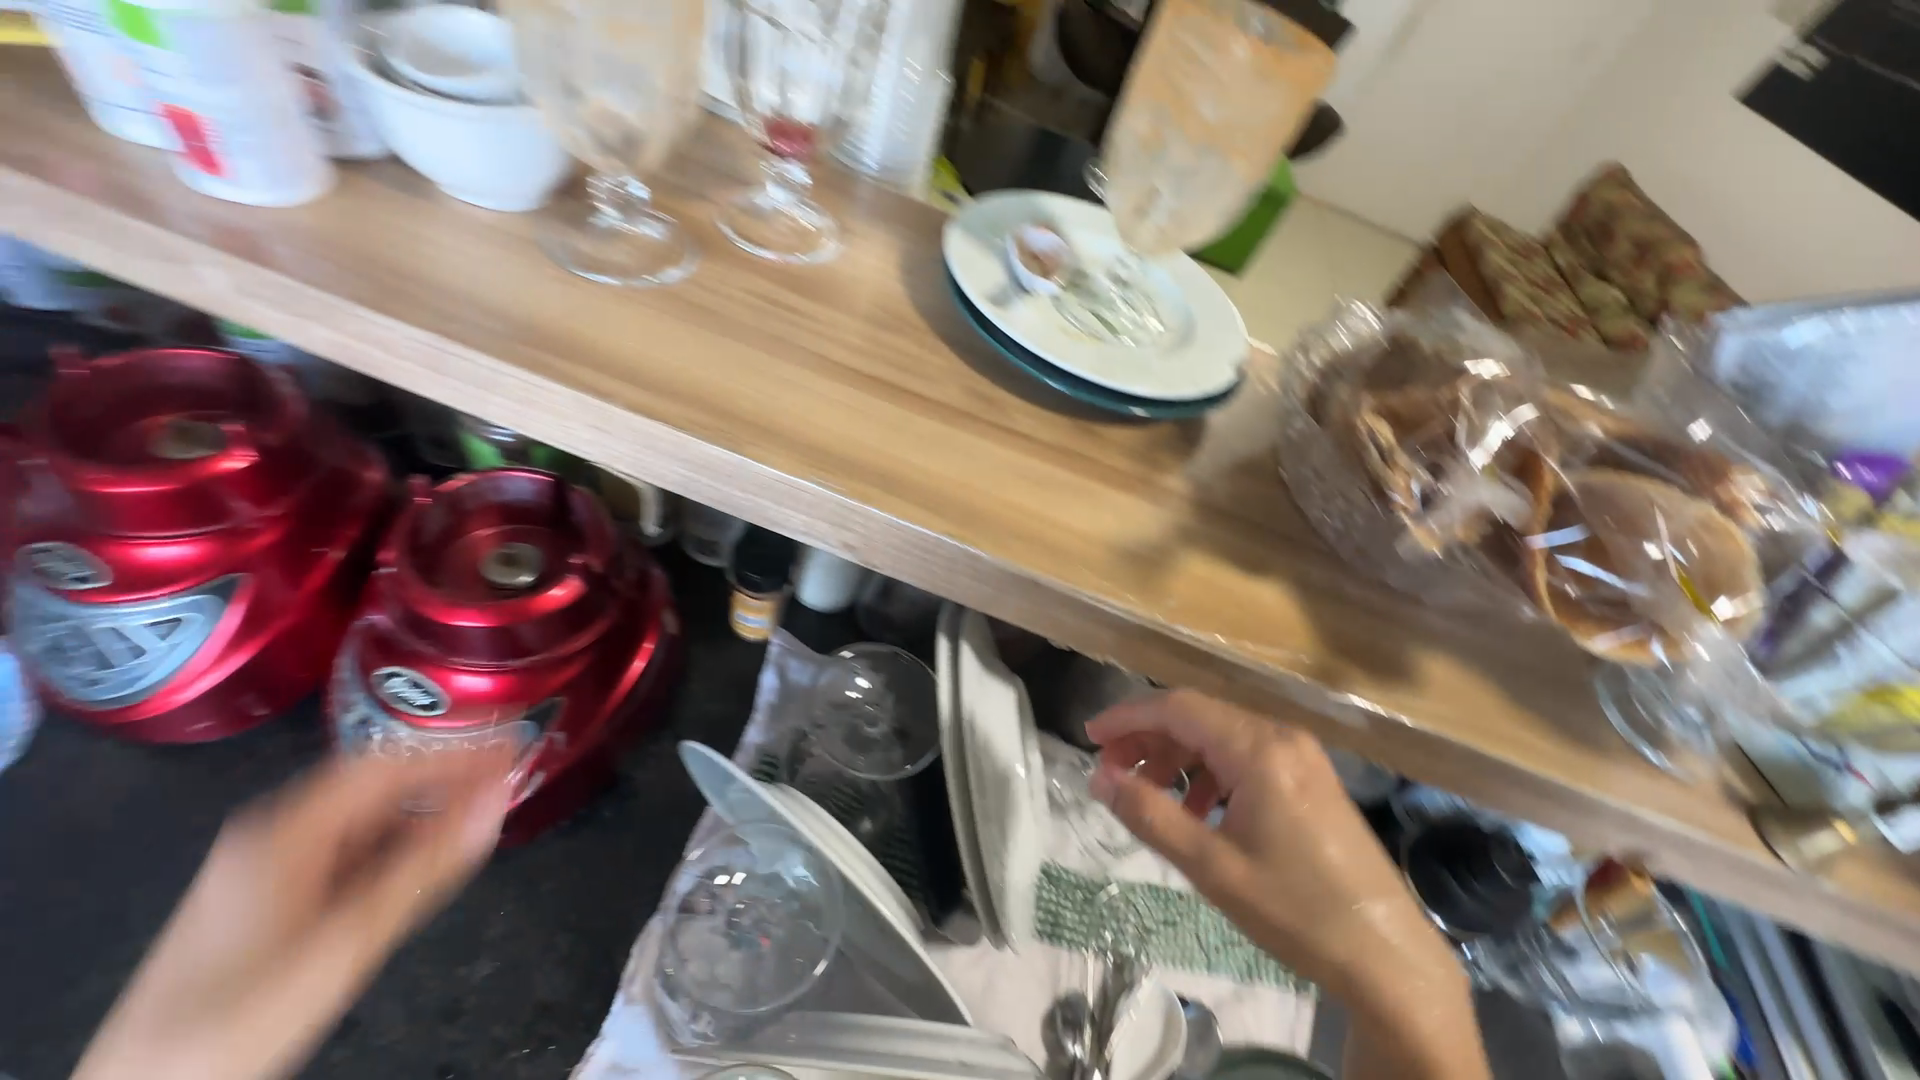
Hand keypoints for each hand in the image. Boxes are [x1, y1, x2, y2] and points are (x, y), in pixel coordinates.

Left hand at [72, 746, 517, 1079]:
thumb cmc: (237, 1015)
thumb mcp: (345, 940)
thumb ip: (426, 868)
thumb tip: (495, 805)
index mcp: (285, 829)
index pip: (388, 763)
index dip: (455, 748)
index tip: (511, 742)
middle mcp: (276, 833)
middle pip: (376, 782)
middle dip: (447, 771)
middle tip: (508, 766)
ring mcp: (272, 864)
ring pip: (365, 816)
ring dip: (427, 804)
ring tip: (484, 799)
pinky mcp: (276, 895)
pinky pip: (353, 846)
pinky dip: (402, 837)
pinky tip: (431, 847)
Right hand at [1087, 691, 1488, 1079]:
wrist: (1387, 955)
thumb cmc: (1295, 910)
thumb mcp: (1211, 867)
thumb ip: (1150, 815)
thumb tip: (1099, 778)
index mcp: (1259, 749)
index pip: (1178, 707)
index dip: (1127, 717)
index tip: (1089, 739)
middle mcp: (1281, 737)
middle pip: (1198, 716)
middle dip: (1148, 738)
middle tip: (1110, 771)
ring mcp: (1301, 756)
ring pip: (1221, 736)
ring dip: (1177, 757)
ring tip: (1147, 794)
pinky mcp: (1310, 778)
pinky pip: (1245, 757)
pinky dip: (1209, 774)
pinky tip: (1197, 811)